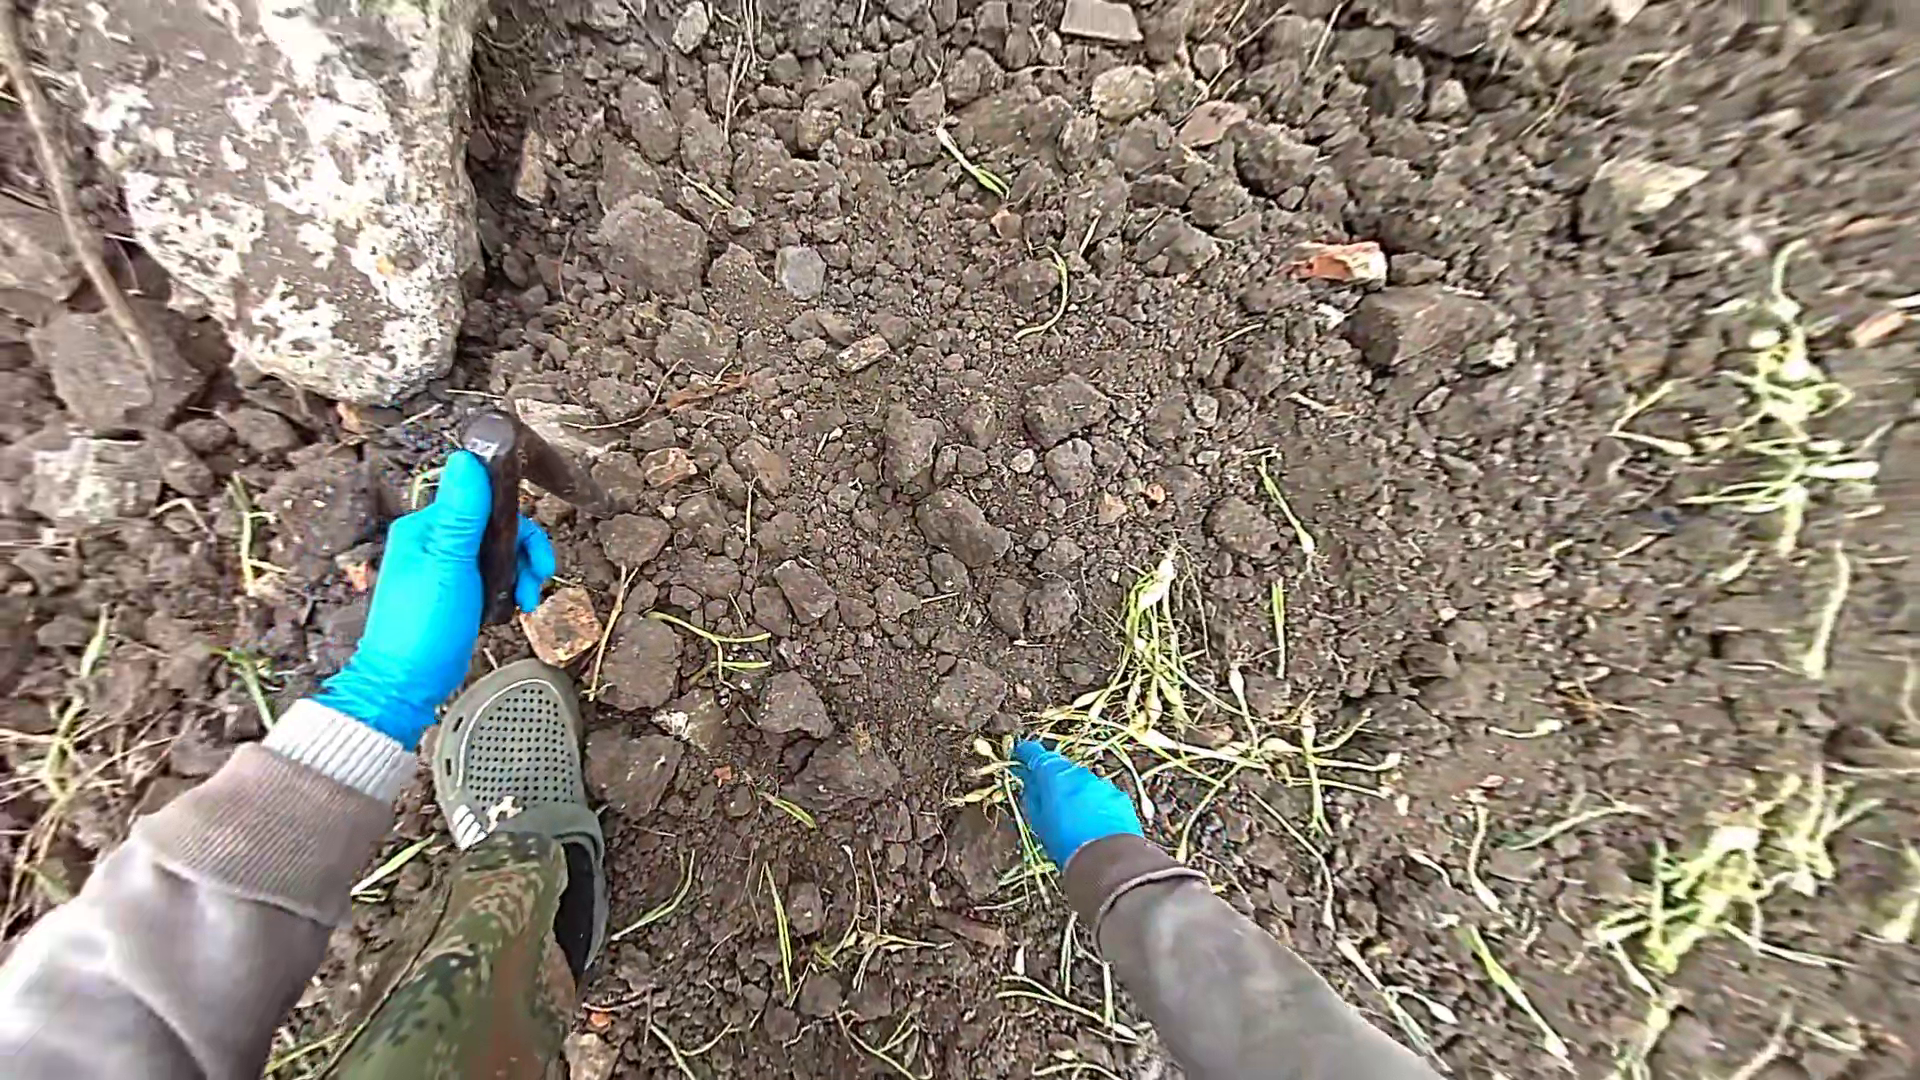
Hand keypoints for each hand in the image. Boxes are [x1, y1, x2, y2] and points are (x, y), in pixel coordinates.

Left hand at [315, 450, 556, 748]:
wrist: (409, 679)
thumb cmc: (425, 623)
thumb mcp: (449, 564)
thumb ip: (462, 513)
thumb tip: (467, 458)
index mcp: (427, 528)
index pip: (485, 502)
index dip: (517, 522)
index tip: (534, 549)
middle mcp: (438, 541)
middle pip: (501, 527)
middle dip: (527, 551)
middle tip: (538, 577)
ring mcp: (450, 565)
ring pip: (505, 551)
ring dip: (525, 571)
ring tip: (528, 596)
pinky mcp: (462, 587)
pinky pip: (500, 572)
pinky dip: (515, 585)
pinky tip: (518, 603)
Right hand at [1012, 740, 1143, 866]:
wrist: (1107, 860)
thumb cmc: (1065, 843)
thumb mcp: (1038, 822)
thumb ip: (1032, 797)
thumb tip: (1030, 783)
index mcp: (1053, 775)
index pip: (1036, 755)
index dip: (1028, 753)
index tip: (1022, 753)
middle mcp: (1078, 772)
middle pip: (1061, 769)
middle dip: (1054, 779)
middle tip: (1049, 797)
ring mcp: (1100, 783)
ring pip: (1082, 783)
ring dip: (1076, 793)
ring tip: (1074, 819)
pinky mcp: (1119, 796)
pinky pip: (1101, 795)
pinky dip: (1095, 804)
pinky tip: (1094, 825)